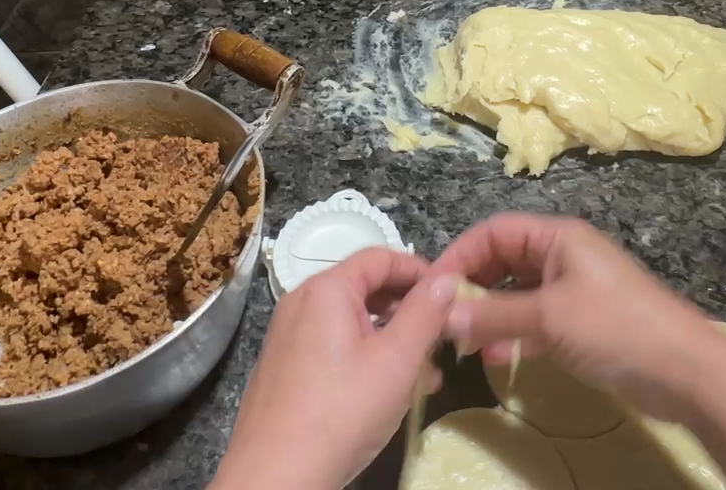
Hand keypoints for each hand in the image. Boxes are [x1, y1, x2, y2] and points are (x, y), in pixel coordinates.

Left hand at [213, 248, 457, 489]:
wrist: (273, 480)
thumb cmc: (341, 413)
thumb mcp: (396, 362)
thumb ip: (424, 314)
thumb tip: (447, 277)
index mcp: (326, 289)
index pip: (380, 257)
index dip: (419, 270)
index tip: (452, 293)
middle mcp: (302, 300)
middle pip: (365, 287)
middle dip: (409, 309)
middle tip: (444, 337)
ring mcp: (289, 334)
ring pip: (352, 320)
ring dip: (392, 337)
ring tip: (426, 373)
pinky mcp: (285, 365)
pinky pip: (333, 343)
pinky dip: (365, 354)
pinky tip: (388, 389)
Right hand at [433, 213, 710, 420]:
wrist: (685, 372)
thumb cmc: (615, 326)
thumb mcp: (549, 317)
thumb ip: (494, 316)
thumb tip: (443, 317)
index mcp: (557, 236)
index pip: (495, 231)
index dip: (462, 254)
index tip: (433, 286)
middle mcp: (562, 255)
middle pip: (504, 260)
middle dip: (474, 286)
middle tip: (445, 316)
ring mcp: (573, 289)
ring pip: (517, 292)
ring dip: (491, 314)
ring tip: (465, 342)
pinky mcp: (582, 322)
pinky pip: (536, 320)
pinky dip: (515, 334)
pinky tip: (497, 358)